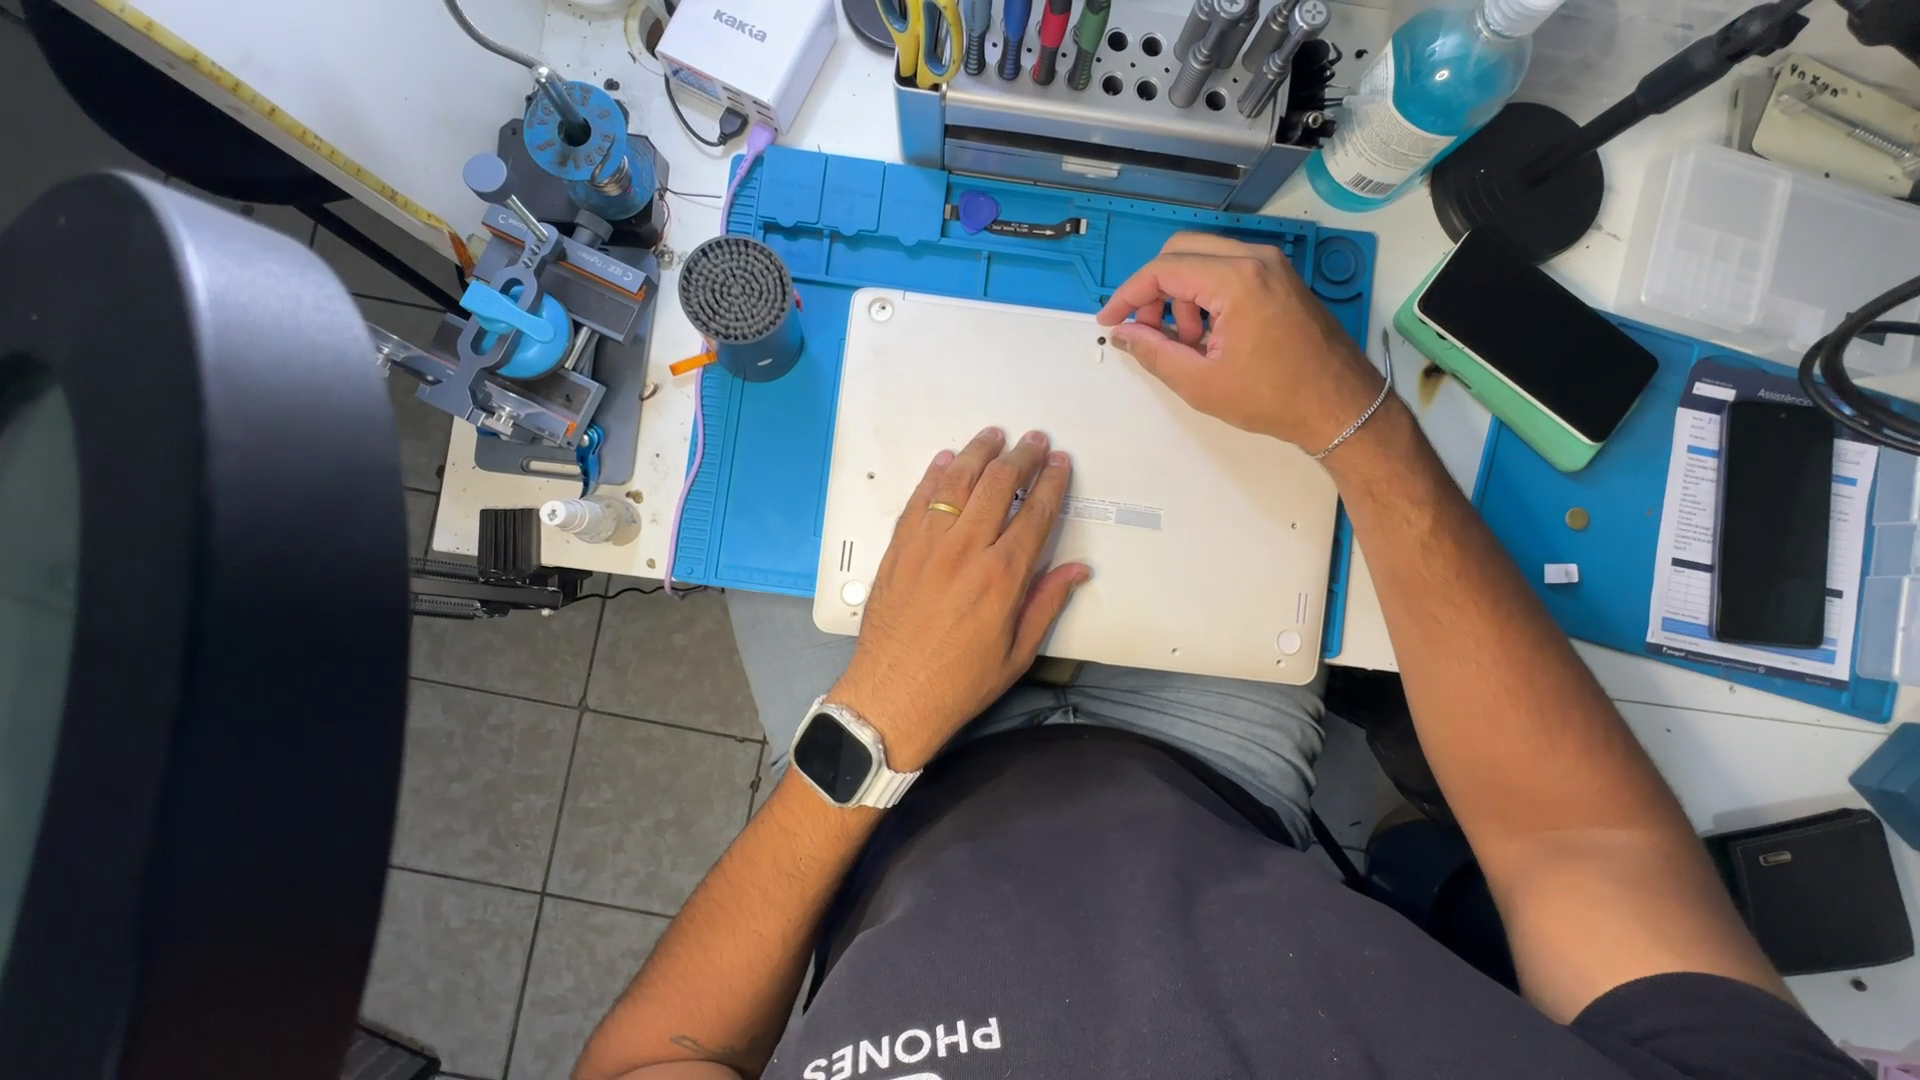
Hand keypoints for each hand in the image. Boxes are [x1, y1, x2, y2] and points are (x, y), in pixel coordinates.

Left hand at [826, 427, 1091, 771]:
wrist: (892, 695)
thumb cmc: (958, 683)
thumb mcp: (1017, 653)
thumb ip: (1046, 603)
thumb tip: (1077, 570)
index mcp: (1002, 576)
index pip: (1036, 513)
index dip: (1052, 483)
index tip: (1060, 464)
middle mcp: (966, 550)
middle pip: (999, 485)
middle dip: (1022, 457)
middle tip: (1034, 442)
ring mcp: (927, 545)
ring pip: (957, 481)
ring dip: (979, 453)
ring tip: (994, 436)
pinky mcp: (899, 549)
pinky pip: (919, 499)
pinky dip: (934, 475)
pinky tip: (946, 460)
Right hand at [1096, 232, 1382, 451]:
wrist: (1339, 405)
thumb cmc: (1273, 398)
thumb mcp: (1200, 383)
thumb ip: (1154, 353)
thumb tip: (1124, 334)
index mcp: (1236, 280)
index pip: (1163, 270)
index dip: (1128, 295)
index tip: (1110, 321)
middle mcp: (1256, 259)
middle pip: (1181, 252)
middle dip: (1155, 291)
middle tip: (1148, 332)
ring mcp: (1272, 265)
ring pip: (1204, 259)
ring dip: (1182, 296)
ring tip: (1188, 344)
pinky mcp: (1281, 278)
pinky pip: (1229, 270)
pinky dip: (1207, 296)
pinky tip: (1209, 337)